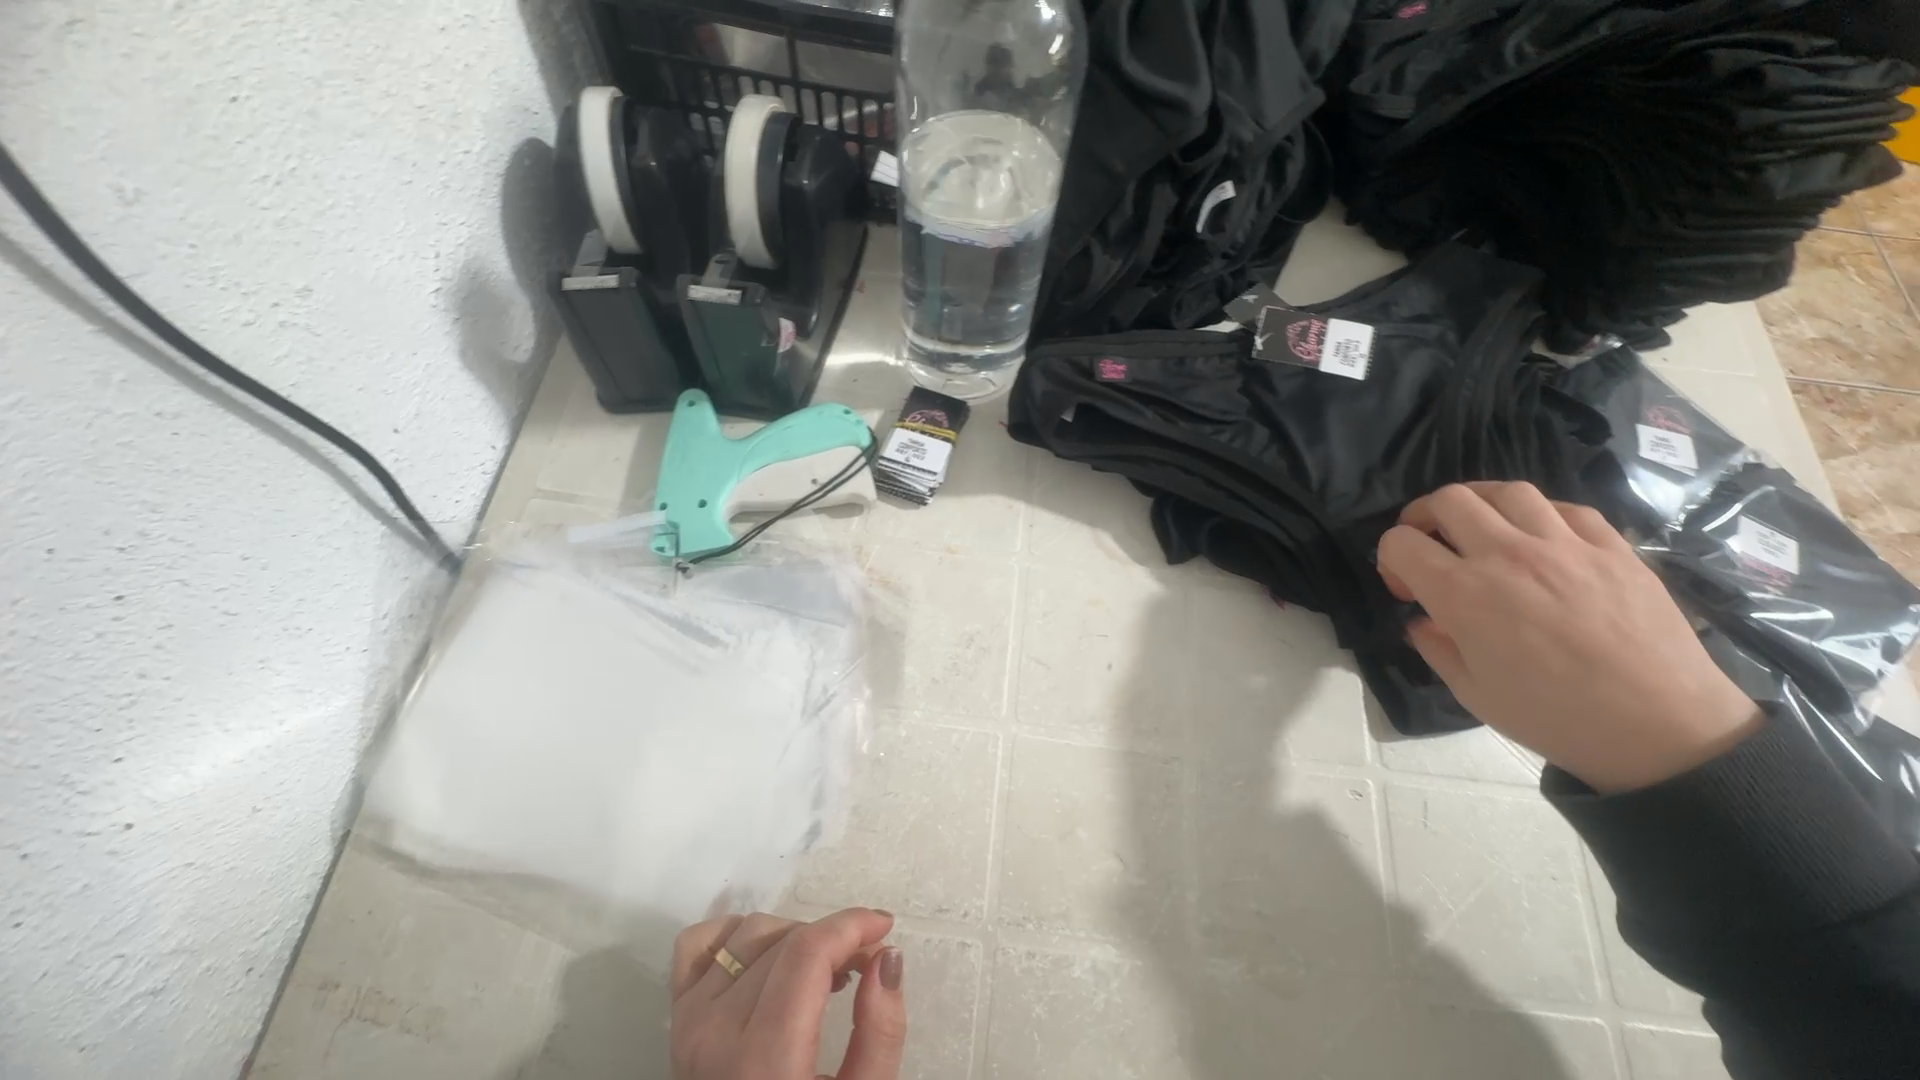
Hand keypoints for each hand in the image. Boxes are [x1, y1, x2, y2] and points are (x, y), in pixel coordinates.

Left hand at [669, 907, 905, 1079]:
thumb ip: (880, 1032)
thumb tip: (887, 956)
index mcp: (763, 1058)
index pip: (806, 953)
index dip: (851, 925)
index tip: (884, 928)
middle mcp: (716, 1031)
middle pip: (785, 941)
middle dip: (834, 939)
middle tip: (863, 969)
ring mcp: (688, 1022)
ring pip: (748, 933)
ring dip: (793, 937)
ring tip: (820, 975)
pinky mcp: (675, 1019)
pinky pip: (697, 944)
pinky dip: (735, 936)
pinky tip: (766, 960)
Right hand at [1377, 482, 1761, 793]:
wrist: (1662, 728)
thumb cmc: (1554, 718)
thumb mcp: (1472, 693)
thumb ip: (1436, 648)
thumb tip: (1423, 621)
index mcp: (1462, 594)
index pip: (1401, 543)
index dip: (1390, 559)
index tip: (1404, 588)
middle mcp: (1507, 555)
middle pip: (1448, 500)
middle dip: (1424, 517)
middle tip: (1431, 544)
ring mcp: (1564, 546)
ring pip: (1507, 491)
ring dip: (1481, 504)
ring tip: (1482, 528)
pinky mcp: (1613, 548)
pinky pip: (1567, 509)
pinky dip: (1541, 515)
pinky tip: (1541, 538)